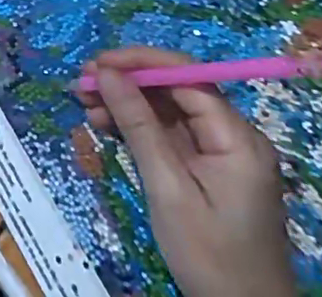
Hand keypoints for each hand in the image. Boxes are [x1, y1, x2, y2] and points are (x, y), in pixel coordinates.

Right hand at [79, 48, 297, 296]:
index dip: (140, 64)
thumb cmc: (210, 257)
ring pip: (167, 108)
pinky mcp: (206, 166)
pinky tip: (104, 123)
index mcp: (237, 137)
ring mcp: (220, 151)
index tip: (98, 64)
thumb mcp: (168, 189)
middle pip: (175, 89)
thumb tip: (108, 73)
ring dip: (126, 102)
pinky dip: (136, 125)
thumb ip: (139, 125)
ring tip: (85, 103)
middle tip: (84, 83)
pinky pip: (168, 131)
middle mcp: (233, 135)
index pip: (186, 77)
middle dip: (128, 82)